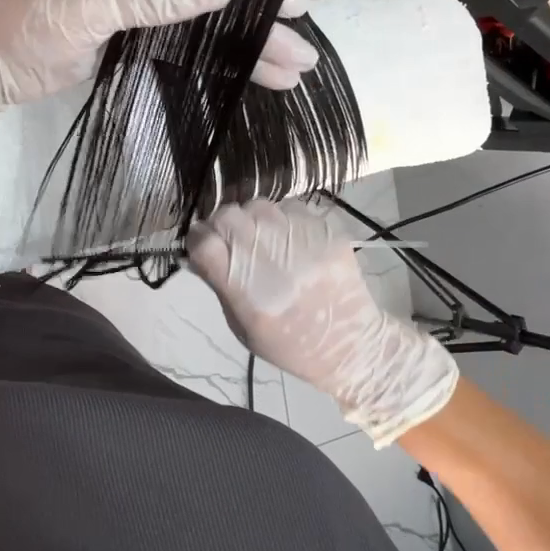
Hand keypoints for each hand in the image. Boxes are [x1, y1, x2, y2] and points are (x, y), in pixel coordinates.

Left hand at [0, 0, 320, 142]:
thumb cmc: (36, 26)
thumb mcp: (99, 7)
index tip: (294, 6)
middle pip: (211, 5)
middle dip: (257, 30)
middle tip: (305, 55)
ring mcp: (135, 18)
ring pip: (201, 34)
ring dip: (242, 53)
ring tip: (289, 74)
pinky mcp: (128, 48)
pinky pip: (180, 54)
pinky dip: (210, 66)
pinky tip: (242, 79)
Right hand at [186, 199, 458, 446]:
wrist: (351, 345)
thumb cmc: (289, 345)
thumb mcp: (242, 327)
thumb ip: (220, 285)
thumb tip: (200, 251)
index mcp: (246, 291)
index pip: (204, 243)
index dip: (198, 240)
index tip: (203, 246)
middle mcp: (272, 260)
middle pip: (227, 216)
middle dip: (222, 225)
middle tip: (232, 241)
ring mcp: (301, 241)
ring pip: (258, 205)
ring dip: (252, 219)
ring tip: (262, 238)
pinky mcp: (326, 231)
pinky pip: (290, 208)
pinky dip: (282, 220)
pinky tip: (288, 240)